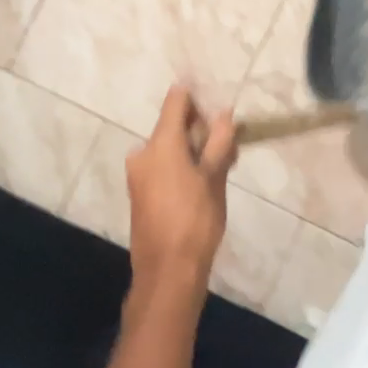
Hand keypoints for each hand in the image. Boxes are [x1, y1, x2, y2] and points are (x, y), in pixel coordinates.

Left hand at [125, 85, 236, 309]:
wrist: (168, 271)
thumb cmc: (195, 219)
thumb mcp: (215, 177)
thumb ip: (219, 141)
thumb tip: (224, 113)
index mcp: (161, 144)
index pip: (176, 102)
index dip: (196, 95)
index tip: (217, 98)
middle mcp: (143, 154)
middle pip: (173, 126)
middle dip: (200, 128)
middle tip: (229, 142)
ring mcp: (138, 175)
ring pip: (170, 148)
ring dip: (193, 149)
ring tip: (222, 165)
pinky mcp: (140, 193)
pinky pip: (163, 166)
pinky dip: (182, 165)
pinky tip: (204, 181)